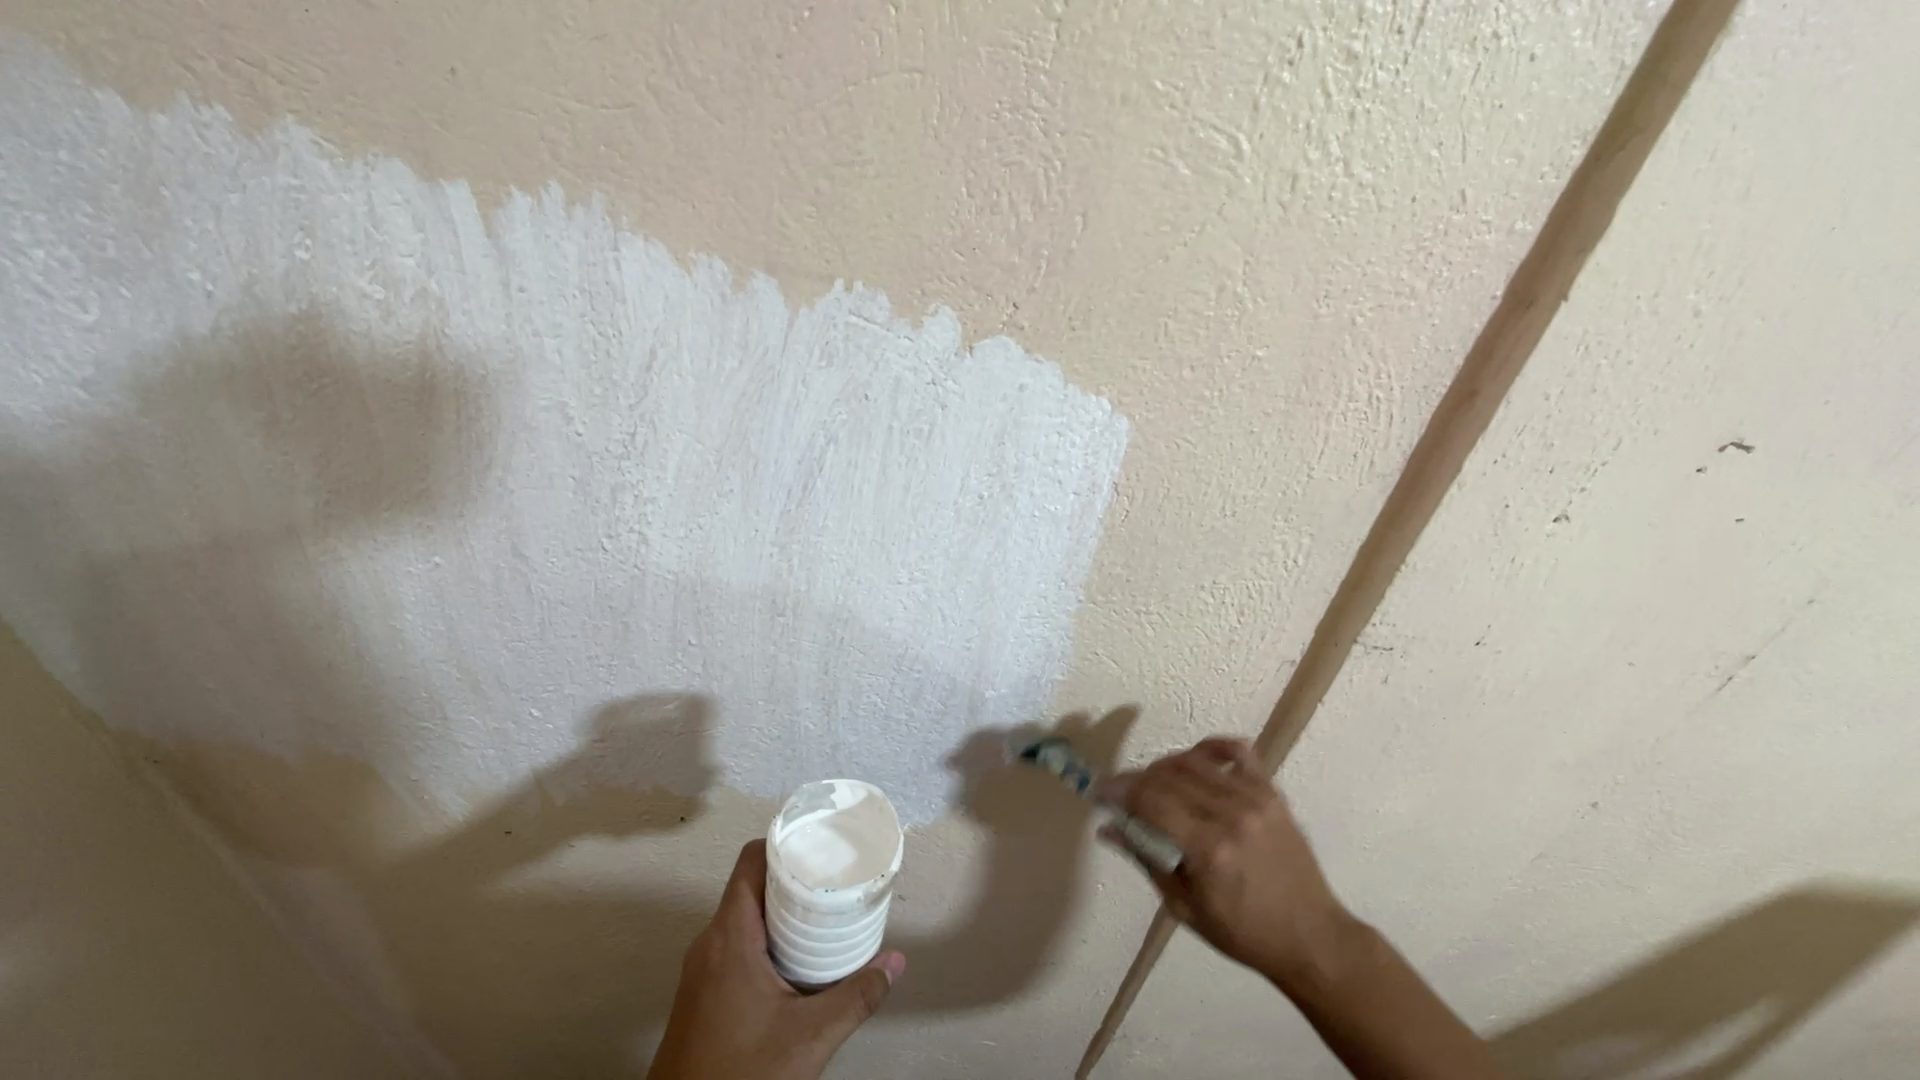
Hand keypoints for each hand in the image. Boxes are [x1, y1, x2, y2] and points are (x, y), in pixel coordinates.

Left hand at [648, 840, 906, 1079]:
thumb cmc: (741, 1072)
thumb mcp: (810, 1036)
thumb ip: (856, 996)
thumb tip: (895, 962)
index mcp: (730, 936)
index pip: (752, 861)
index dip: (785, 843)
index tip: (821, 844)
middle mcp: (709, 942)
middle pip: (751, 885)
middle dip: (793, 878)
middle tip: (834, 879)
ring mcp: (702, 967)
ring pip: (743, 916)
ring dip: (780, 910)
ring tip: (823, 913)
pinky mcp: (702, 990)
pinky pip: (735, 943)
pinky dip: (766, 937)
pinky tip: (797, 957)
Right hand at [1101, 737, 1354, 983]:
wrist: (1311, 937)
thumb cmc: (1243, 933)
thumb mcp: (1185, 907)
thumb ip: (1146, 859)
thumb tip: (1107, 828)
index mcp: (1208, 849)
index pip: (1150, 799)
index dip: (1119, 790)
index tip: (1100, 792)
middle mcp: (1231, 814)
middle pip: (1168, 775)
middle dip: (1137, 779)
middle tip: (1123, 794)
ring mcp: (1256, 799)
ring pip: (1195, 760)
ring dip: (1165, 766)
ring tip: (1154, 783)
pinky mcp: (1273, 793)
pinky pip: (1238, 752)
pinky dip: (1212, 747)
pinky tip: (1196, 758)